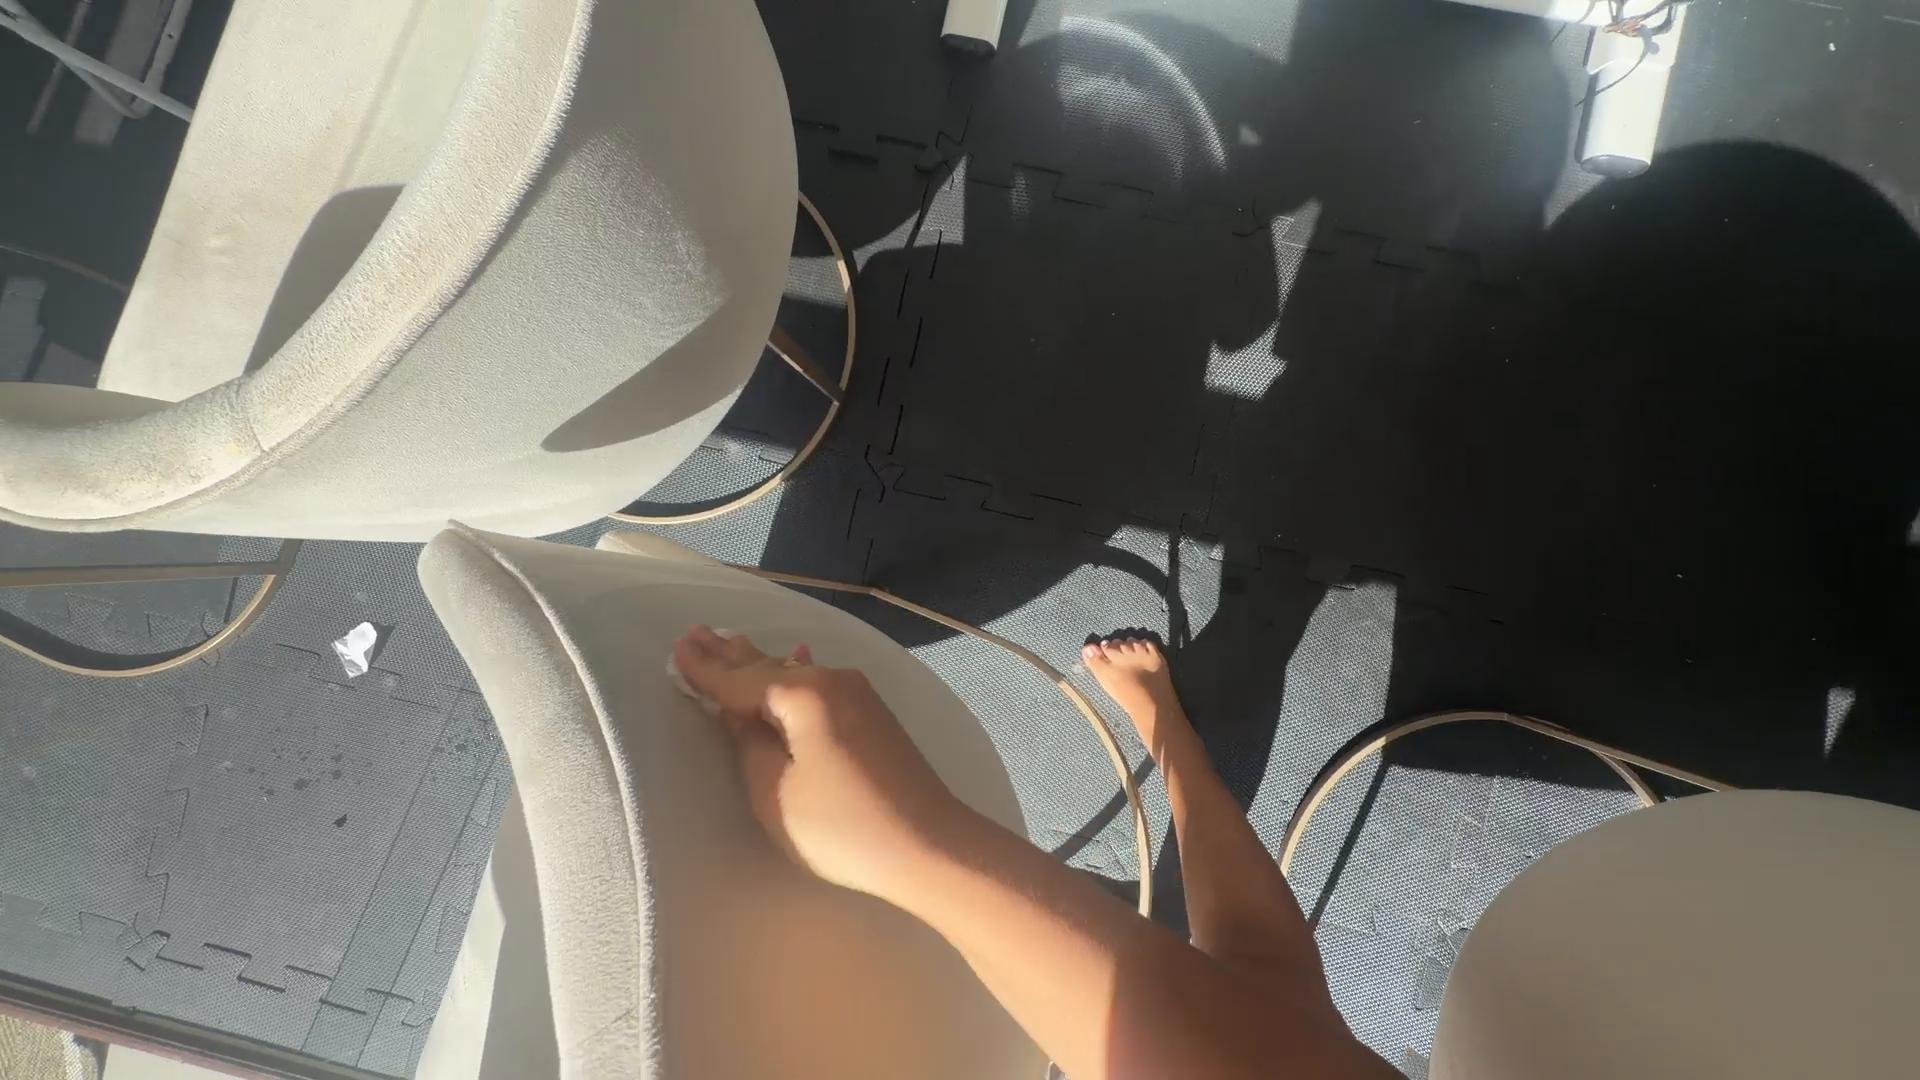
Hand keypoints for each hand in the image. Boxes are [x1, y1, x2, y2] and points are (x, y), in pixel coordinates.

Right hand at [672, 625, 969, 899]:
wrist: (927, 842)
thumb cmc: (843, 826)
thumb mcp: (776, 792)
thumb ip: (750, 745)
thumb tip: (737, 713)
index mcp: (804, 695)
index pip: (740, 680)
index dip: (706, 670)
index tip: (677, 648)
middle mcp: (832, 681)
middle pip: (769, 666)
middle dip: (731, 653)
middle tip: (697, 631)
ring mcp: (858, 694)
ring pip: (796, 672)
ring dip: (762, 660)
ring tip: (731, 640)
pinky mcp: (873, 713)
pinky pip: (821, 682)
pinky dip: (797, 672)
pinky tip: (799, 654)